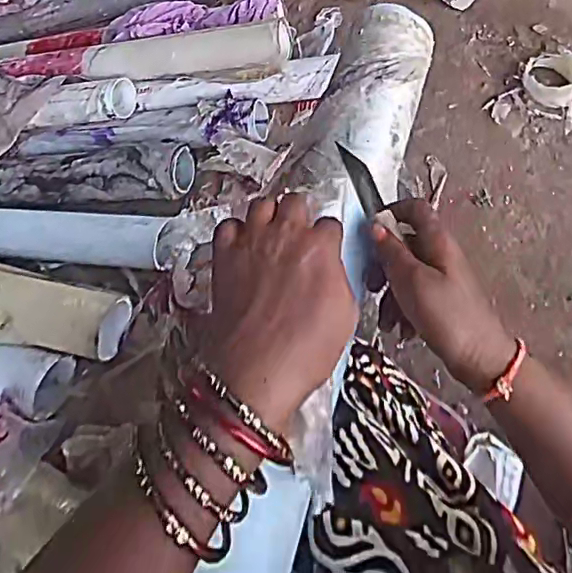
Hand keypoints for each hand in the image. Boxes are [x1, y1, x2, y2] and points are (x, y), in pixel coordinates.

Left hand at [201, 193, 355, 429]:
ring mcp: (253, 241)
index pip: (330, 223)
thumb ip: (341, 279)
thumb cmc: (301, 351)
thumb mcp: (346, 316)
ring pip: (261, 204)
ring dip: (269, 214)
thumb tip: (335, 271)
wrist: (256, 371)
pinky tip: (242, 244)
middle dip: (300, 213)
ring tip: (271, 230)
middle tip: (299, 230)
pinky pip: (229, 225)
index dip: (329, 236)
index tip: (327, 245)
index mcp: (320, 248)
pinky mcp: (225, 254)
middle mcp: (285, 235)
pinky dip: (236, 231)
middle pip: (295, 201)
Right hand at [372, 199, 517, 391]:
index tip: (371, 230)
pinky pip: (412, 294)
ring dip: (389, 293)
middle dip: (383, 263)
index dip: (391, 211)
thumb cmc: (448, 316)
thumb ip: (390, 251)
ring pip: (404, 272)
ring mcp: (441, 278)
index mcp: (437, 241)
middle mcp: (440, 254)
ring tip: (387, 317)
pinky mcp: (440, 301)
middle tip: (372, 282)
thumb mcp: (411, 279)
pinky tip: (401, 328)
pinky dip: (402, 308)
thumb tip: (375, 226)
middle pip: (403, 243)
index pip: (415, 207)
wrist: (481, 361)